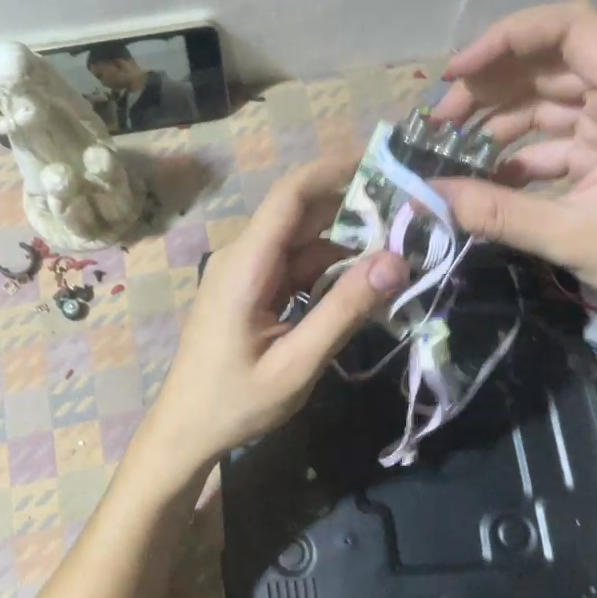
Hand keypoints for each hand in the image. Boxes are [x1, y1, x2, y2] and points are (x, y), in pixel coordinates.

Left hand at [144, 160, 408, 468]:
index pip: (291, 195)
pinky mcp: (252, 292)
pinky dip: (330, 273)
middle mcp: (243, 258)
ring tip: (400, 252)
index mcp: (245, 266)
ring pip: (304, 243)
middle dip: (355, 209)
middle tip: (411, 216)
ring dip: (347, 246)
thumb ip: (343, 313)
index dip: (336, 172)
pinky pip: (296, 269)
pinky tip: (365, 284)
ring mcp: (246, 274)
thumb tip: (396, 261)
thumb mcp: (295, 366)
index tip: (386, 166)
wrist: (185, 431)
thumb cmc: (233, 403)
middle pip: (301, 215)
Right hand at [431, 0, 596, 338]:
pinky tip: (486, 176)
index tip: (457, 72)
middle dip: (491, 85)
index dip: (509, 37)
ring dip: (500, 118)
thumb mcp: (573, 236)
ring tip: (451, 145)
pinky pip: (558, 137)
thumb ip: (497, 212)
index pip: (572, 28)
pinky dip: (520, 151)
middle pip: (551, 62)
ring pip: (550, 99)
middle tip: (440, 121)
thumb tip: (425, 196)